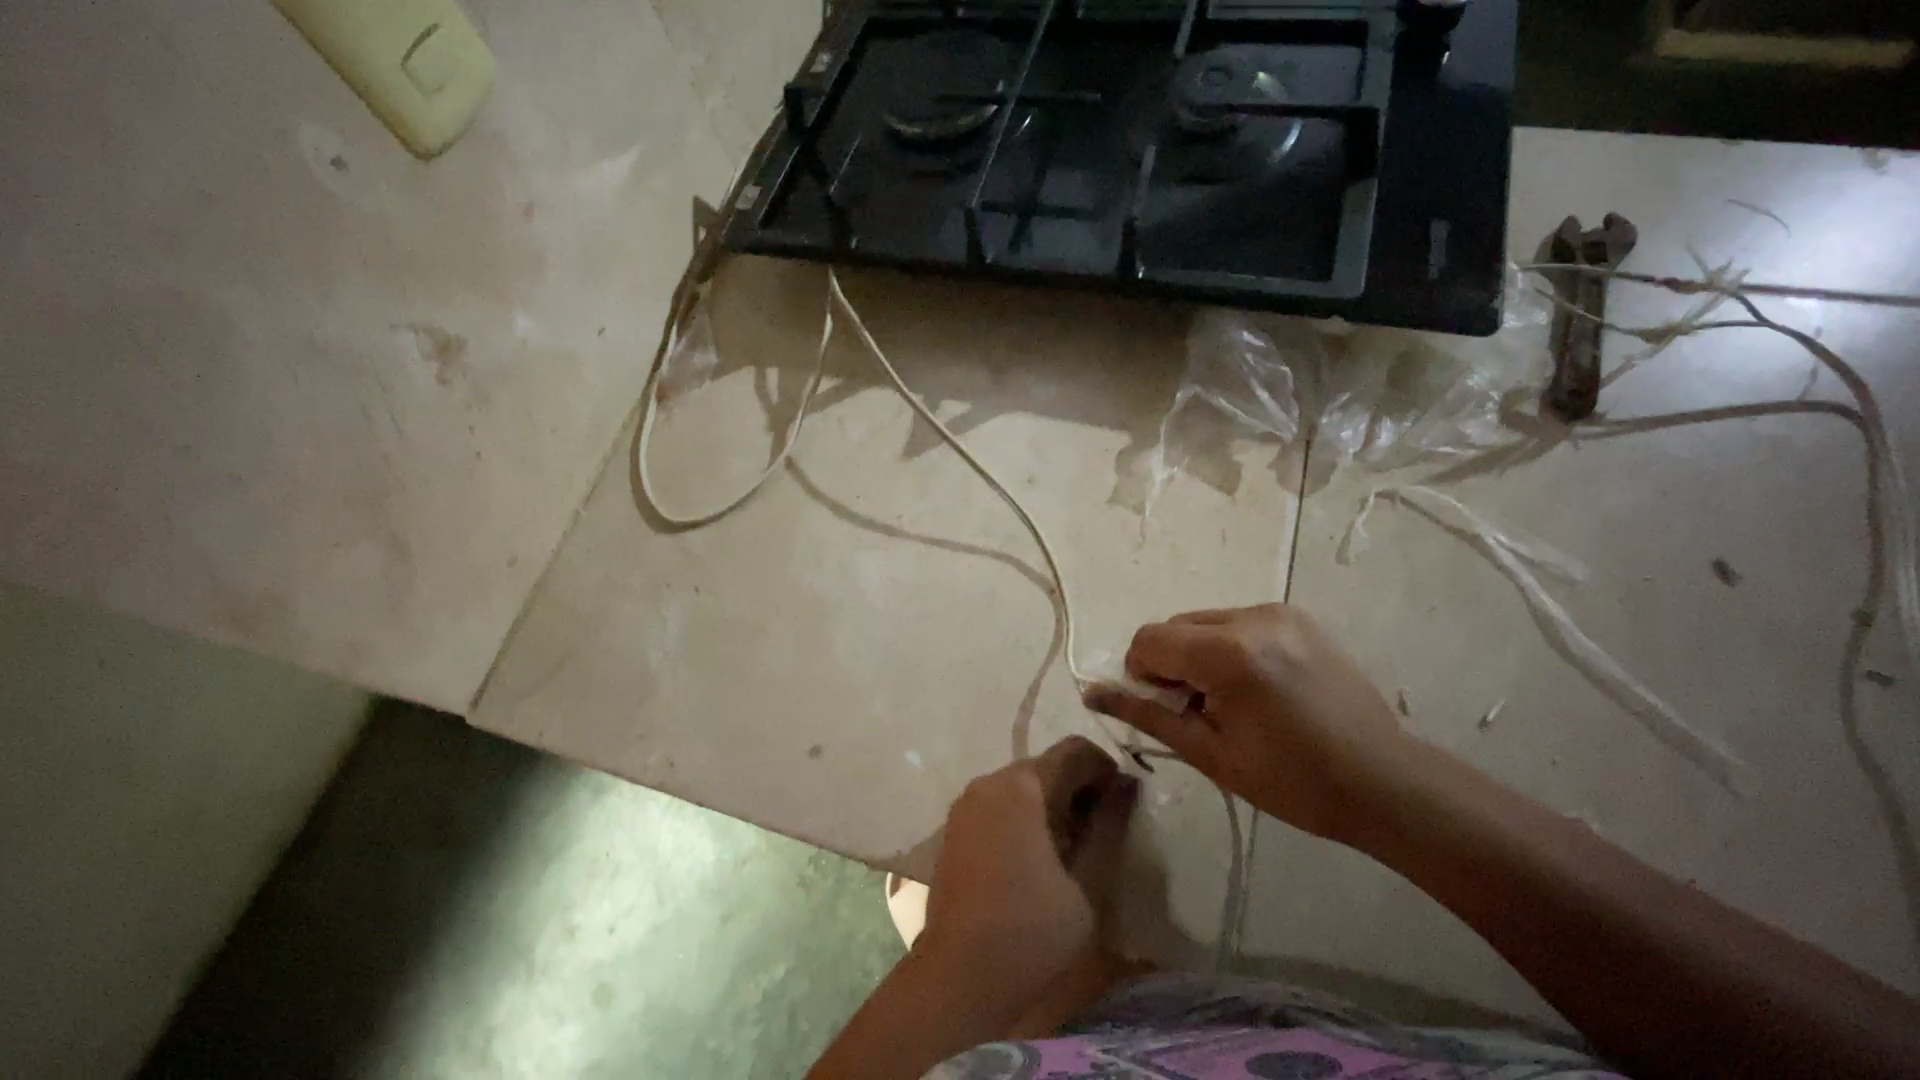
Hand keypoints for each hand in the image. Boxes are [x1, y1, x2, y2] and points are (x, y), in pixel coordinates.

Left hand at [920, 737, 1137, 1005]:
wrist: (959, 976)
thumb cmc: (1032, 930)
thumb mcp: (1087, 881)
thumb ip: (1109, 827)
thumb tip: (1126, 786)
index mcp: (1020, 786)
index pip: (1074, 750)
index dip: (1105, 769)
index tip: (1123, 803)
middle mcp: (987, 783)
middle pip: (1044, 766)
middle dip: (1078, 789)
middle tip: (1103, 831)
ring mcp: (964, 806)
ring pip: (1020, 788)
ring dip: (1052, 805)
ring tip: (1074, 850)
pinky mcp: (953, 831)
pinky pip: (998, 807)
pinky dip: (1024, 819)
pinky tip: (1039, 860)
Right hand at [1083, 604, 1411, 842]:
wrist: (1381, 780)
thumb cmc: (1292, 781)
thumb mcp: (1209, 753)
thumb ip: (1147, 714)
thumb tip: (1091, 693)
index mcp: (1229, 653)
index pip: (1149, 639)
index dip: (1141, 675)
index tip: (1167, 711)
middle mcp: (1253, 617)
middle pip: (1175, 625)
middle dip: (1170, 665)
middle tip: (1198, 712)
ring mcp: (1281, 613)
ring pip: (1205, 621)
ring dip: (1198, 655)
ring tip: (1231, 703)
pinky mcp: (1300, 618)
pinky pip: (1238, 623)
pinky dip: (1228, 648)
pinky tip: (1257, 689)